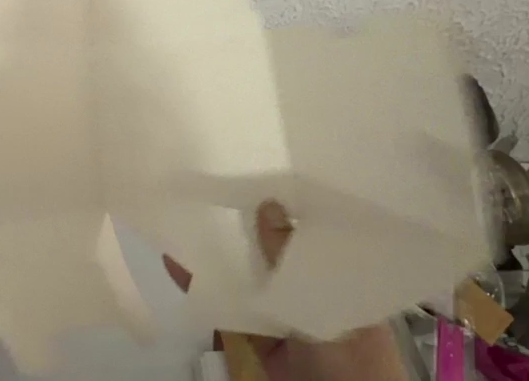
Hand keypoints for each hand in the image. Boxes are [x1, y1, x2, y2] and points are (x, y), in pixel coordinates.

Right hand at [163, 202, 407, 380]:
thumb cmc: (352, 376)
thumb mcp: (333, 322)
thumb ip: (296, 268)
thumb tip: (268, 202)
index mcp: (347, 291)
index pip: (322, 239)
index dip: (296, 208)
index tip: (268, 169)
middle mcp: (315, 303)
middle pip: (278, 256)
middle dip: (249, 224)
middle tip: (219, 180)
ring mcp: (284, 328)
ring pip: (248, 281)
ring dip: (220, 254)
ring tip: (187, 212)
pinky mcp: (254, 350)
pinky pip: (227, 313)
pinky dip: (202, 290)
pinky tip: (175, 262)